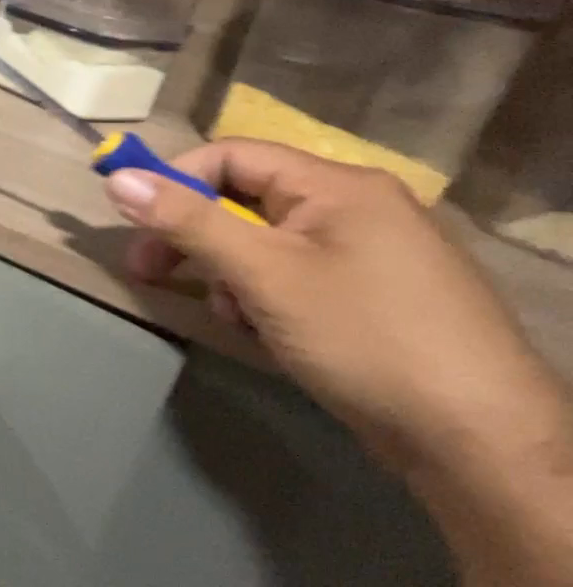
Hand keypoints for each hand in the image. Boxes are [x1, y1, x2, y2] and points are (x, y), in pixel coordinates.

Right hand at [102, 138, 569, 479]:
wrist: (482, 445)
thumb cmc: (365, 339)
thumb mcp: (263, 274)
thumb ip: (188, 220)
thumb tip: (117, 177)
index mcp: (339, 186)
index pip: (230, 155)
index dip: (174, 181)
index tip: (133, 221)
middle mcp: (359, 206)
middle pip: (244, 199)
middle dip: (192, 235)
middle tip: (147, 270)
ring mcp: (372, 252)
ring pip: (264, 240)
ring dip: (228, 272)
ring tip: (229, 314)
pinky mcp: (376, 294)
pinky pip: (295, 272)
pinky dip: (264, 294)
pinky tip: (264, 329)